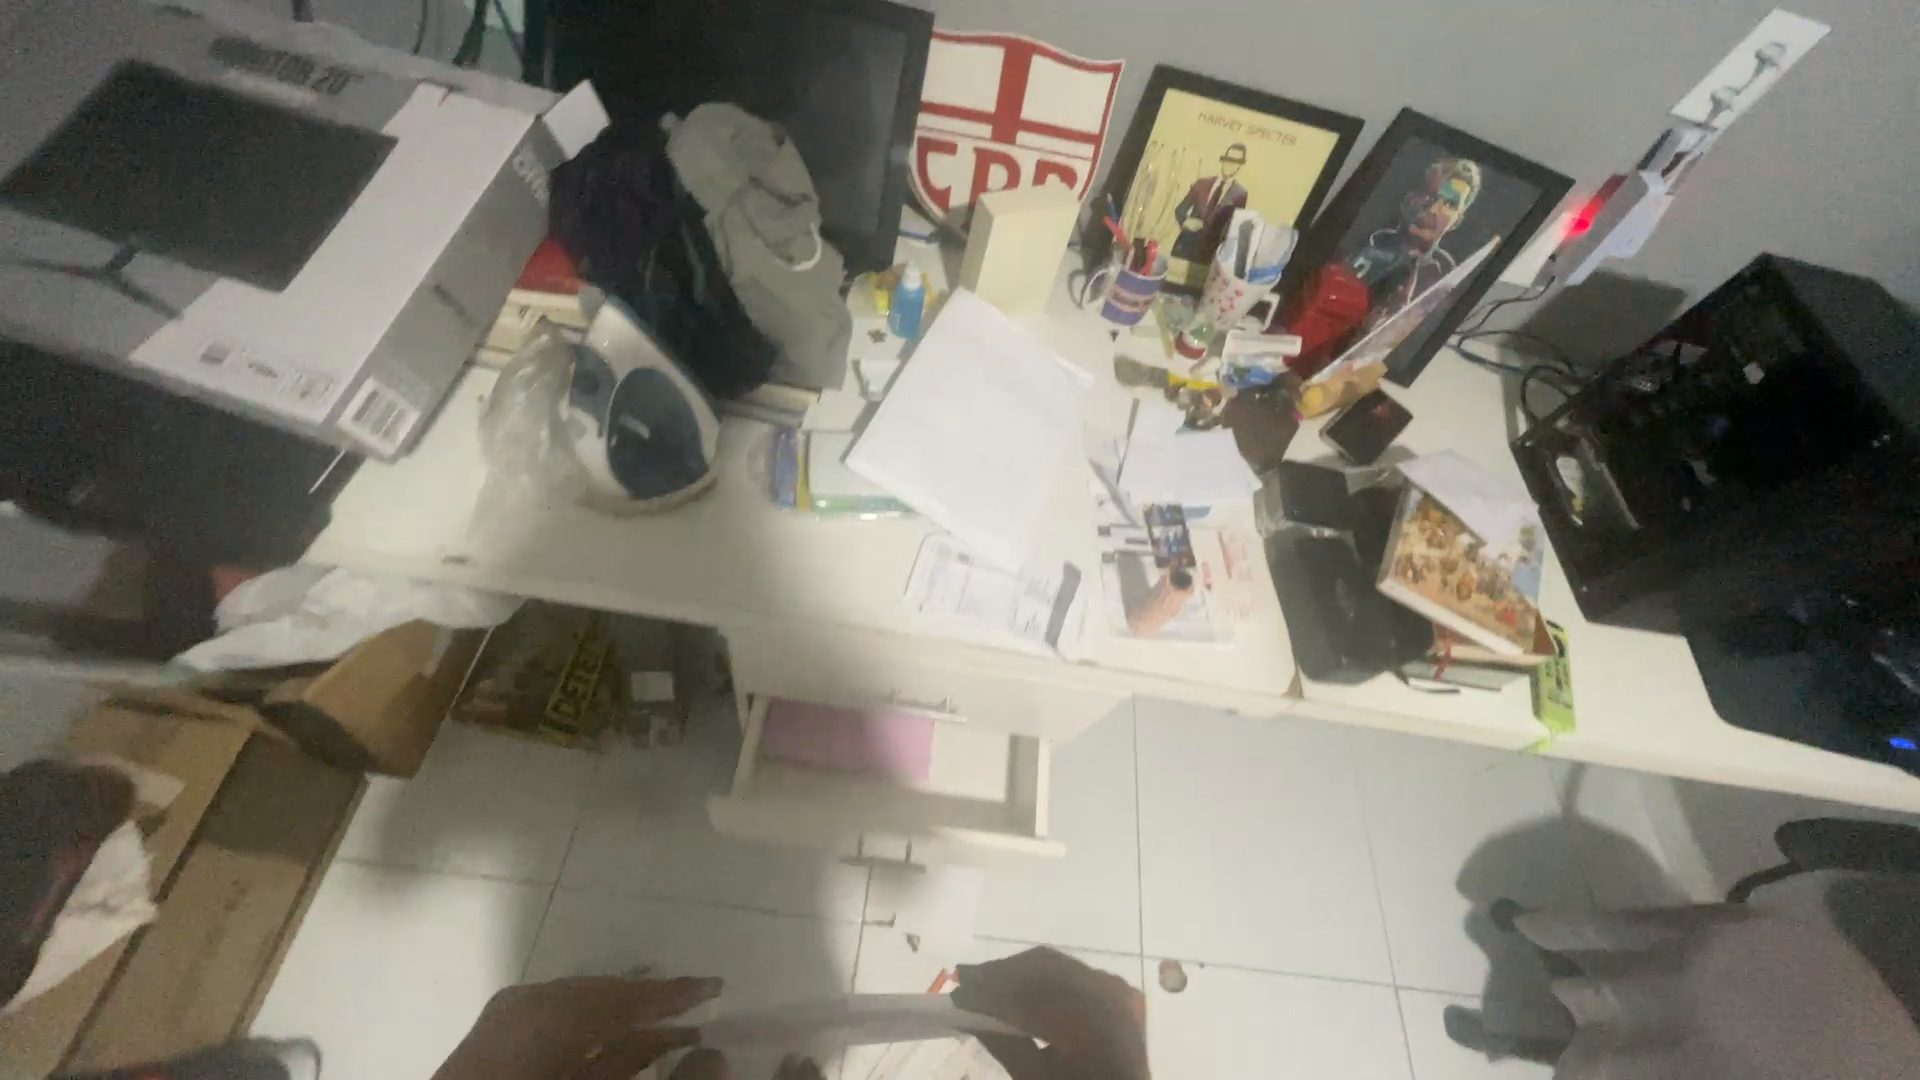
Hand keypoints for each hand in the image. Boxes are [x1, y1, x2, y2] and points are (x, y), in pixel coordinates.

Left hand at [433, 974, 721, 1079]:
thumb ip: (635, 1061)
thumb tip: (690, 1036)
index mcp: (568, 1014)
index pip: (639, 997)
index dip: (681, 993)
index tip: (718, 984)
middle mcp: (545, 994)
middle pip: (614, 989)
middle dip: (651, 996)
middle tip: (691, 997)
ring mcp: (519, 1000)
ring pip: (586, 990)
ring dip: (620, 999)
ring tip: (654, 1006)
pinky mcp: (501, 1013)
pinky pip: (559, 997)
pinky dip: (586, 1005)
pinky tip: (603, 1015)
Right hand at [950, 948, 1147, 1079]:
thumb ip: (1005, 1045)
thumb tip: (968, 1014)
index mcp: (1093, 1019)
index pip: (1031, 992)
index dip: (990, 988)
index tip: (958, 989)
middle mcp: (1108, 992)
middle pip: (1044, 967)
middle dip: (1002, 974)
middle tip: (967, 980)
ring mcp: (1115, 989)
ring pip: (1056, 967)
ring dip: (1019, 974)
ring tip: (986, 984)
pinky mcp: (1115, 992)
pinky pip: (1072, 976)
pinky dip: (1042, 980)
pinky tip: (1018, 990)